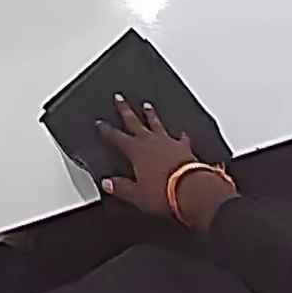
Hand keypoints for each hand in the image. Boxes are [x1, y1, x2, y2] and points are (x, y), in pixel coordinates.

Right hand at [95, 94, 234, 231]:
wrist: (190, 191)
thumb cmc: (163, 193)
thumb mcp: (137, 195)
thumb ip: (121, 187)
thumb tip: (107, 183)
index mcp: (136, 151)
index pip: (117, 137)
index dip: (107, 130)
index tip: (100, 122)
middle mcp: (150, 142)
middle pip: (134, 121)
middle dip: (125, 109)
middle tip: (119, 97)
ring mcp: (167, 142)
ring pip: (156, 123)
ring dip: (150, 114)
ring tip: (147, 105)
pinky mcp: (183, 147)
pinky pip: (180, 138)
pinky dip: (181, 136)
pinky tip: (182, 132)